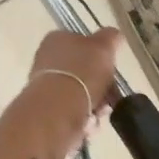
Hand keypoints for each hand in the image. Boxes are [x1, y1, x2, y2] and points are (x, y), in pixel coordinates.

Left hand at [30, 29, 123, 152]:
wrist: (58, 109)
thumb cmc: (82, 72)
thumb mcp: (104, 46)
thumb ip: (111, 38)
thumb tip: (114, 35)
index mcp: (56, 40)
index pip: (81, 42)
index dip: (99, 55)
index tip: (111, 69)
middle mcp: (46, 61)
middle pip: (82, 72)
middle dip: (100, 86)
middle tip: (111, 96)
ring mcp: (44, 87)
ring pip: (80, 95)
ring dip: (94, 105)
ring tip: (99, 112)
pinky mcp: (46, 111)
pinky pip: (72, 113)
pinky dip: (83, 119)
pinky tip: (88, 124)